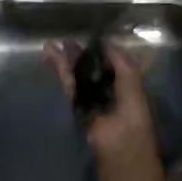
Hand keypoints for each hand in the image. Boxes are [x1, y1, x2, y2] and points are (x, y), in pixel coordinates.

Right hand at [45, 41, 156, 160]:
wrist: (121, 142)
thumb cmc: (132, 107)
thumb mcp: (131, 77)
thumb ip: (119, 59)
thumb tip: (105, 43)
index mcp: (126, 82)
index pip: (110, 62)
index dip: (99, 50)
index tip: (87, 38)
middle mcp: (109, 89)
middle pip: (91, 68)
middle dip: (78, 55)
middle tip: (64, 41)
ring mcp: (93, 100)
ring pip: (78, 76)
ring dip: (65, 62)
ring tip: (49, 47)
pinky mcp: (79, 109)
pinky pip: (71, 88)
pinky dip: (63, 74)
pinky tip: (53, 62)